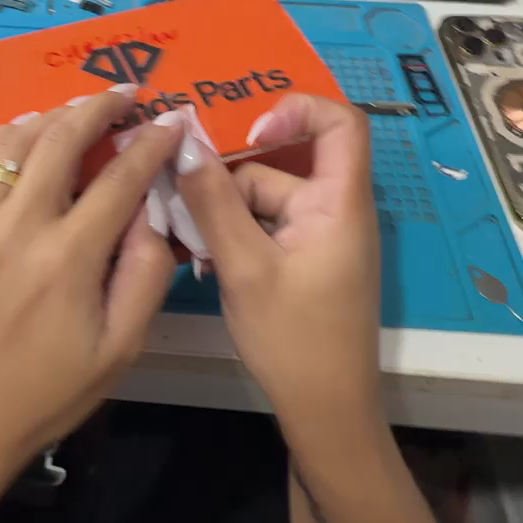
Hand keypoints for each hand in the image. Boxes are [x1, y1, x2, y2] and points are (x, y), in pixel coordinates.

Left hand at [0, 89, 184, 492]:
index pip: (120, 179)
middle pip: (63, 140)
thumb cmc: (44, 393)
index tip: (170, 122)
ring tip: (80, 108)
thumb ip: (145, 275)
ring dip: (52, 115)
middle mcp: (18, 226)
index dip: (150, 144)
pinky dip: (0, 135)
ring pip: (15, 141)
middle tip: (127, 95)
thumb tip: (154, 210)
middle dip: (100, 107)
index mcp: (68, 259)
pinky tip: (22, 130)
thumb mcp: (118, 350)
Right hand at [172, 94, 383, 427]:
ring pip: (261, 197)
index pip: (342, 123)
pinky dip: (232, 234)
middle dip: (228, 179)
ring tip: (188, 243)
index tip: (247, 136)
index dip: (296, 111)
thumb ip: (212, 202)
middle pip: (280, 165)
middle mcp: (333, 209)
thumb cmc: (293, 338)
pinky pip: (262, 225)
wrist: (324, 412)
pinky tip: (203, 258)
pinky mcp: (302, 257)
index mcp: (338, 203)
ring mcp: (317, 235)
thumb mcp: (243, 266)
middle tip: (181, 199)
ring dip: (222, 212)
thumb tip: (185, 143)